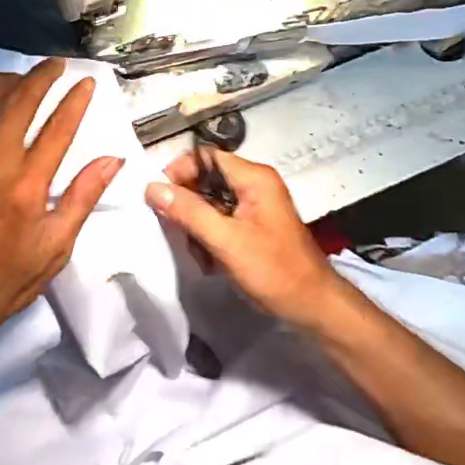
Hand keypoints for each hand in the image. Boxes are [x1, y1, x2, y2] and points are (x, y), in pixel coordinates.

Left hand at [0, 59, 122, 349]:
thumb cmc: (6, 279)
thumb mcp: (56, 248)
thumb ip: (82, 198)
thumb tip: (112, 160)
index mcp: (25, 189)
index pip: (56, 129)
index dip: (75, 100)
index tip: (87, 82)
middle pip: (16, 103)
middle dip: (40, 77)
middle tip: (56, 65)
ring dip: (0, 80)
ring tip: (18, 77)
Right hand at [146, 149, 341, 326]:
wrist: (313, 307)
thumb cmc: (273, 270)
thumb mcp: (226, 241)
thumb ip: (188, 212)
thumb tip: (151, 188)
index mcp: (254, 178)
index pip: (205, 157)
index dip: (179, 172)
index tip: (159, 197)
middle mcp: (255, 184)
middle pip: (206, 179)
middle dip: (187, 204)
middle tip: (177, 231)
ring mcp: (255, 205)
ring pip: (209, 202)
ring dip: (196, 225)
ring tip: (197, 252)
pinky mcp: (253, 225)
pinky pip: (220, 219)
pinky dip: (209, 236)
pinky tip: (209, 260)